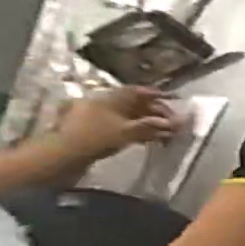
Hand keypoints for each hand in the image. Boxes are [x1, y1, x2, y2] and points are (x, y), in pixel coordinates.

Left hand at [56, 87, 179, 160]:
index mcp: (111, 98)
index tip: (176, 98)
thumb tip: (178, 122)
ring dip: (151, 124)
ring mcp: (102, 117)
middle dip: (158, 113)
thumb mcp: (127, 131)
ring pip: (133, 117)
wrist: (66, 154)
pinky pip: (125, 126)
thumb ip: (153, 126)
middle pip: (137, 105)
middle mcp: (106, 104)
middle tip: (175, 123)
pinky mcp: (100, 130)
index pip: (138, 92)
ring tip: (168, 134)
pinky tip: (151, 139)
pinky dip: (140, 131)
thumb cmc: (97, 138)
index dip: (158, 94)